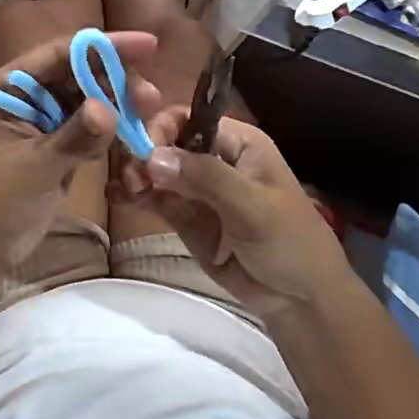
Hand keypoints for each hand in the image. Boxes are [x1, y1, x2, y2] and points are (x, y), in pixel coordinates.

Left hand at [0, 31, 158, 293]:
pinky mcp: (61, 146)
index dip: (104, 46)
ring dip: (120, 103)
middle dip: (118, 79)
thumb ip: (73, 138)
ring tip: (152, 111)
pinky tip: (138, 129)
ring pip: (91, 100)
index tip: (148, 44)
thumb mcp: (33, 168)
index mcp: (10, 87)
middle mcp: (30, 96)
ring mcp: (47, 122)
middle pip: (81, 73)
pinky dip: (114, 128)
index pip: (61, 53)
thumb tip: (108, 109)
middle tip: (151, 96)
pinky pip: (92, 128)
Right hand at [122, 109, 355, 314]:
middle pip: (168, 142)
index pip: (191, 119)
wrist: (300, 299)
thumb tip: (153, 156)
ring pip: (157, 170)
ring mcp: (198, 190)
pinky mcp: (187, 218)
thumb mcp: (253, 207)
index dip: (163, 127)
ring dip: (136, 175)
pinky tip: (119, 197)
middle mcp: (215, 158)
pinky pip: (156, 199)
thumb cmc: (289, 242)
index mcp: (239, 143)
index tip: (142, 149)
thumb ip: (206, 179)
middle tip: (133, 178)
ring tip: (127, 191)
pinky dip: (136, 196)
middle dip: (144, 153)